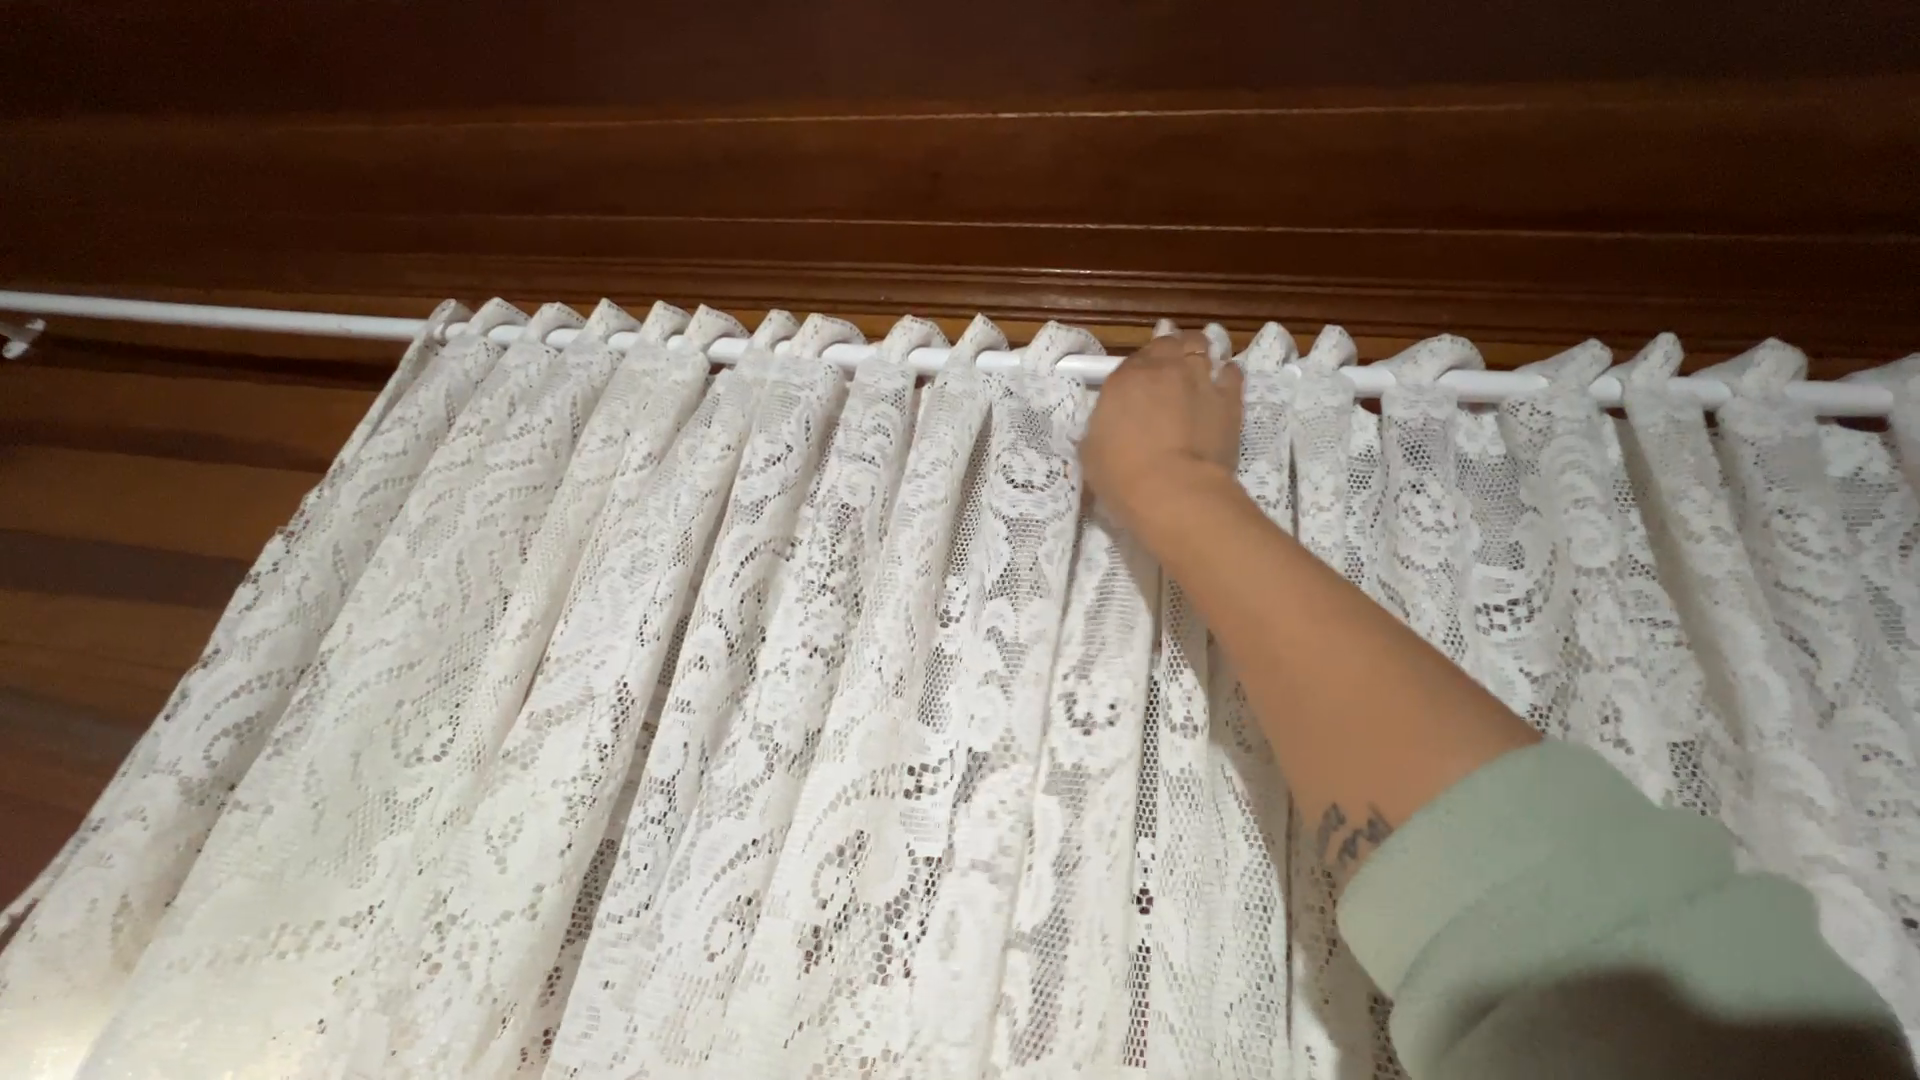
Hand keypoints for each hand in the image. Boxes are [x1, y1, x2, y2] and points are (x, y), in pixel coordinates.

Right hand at [1081, 330, 1244, 537]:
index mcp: (1124, 380)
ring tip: (1199, 370)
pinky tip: (1223, 383)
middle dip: (1172, 350)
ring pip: (1203, 348)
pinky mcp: (1230, 399)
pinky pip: (1232, 372)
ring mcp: (1199, 379)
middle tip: (1171, 368)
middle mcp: (1163, 369)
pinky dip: (1226, 374)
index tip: (1142, 380)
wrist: (1171, 490)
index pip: (1135, 357)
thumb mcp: (1092, 451)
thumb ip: (1102, 428)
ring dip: (1199, 355)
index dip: (1141, 366)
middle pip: (1171, 343)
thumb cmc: (1120, 475)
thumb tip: (1108, 427)